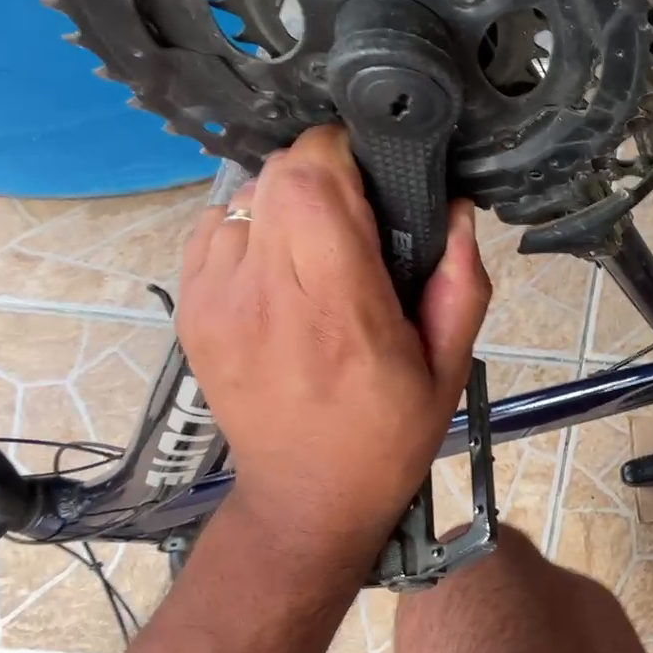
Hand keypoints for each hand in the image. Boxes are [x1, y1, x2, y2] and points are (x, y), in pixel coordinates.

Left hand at [177, 126, 491, 561]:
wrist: (308, 495)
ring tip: (321, 248)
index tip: (378, 176)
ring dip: (288, 202)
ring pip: (244, 196)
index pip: (315, 182)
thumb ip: (461, 287)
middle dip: (324, 174)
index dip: (346, 156)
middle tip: (361, 213)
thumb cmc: (390, 436)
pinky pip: (215, 229)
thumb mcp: (449, 369)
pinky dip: (253, 229)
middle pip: (276, 175)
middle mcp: (268, 296)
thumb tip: (456, 210)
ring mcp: (217, 301)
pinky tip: (283, 270)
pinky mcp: (191, 310)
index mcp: (342, 312)